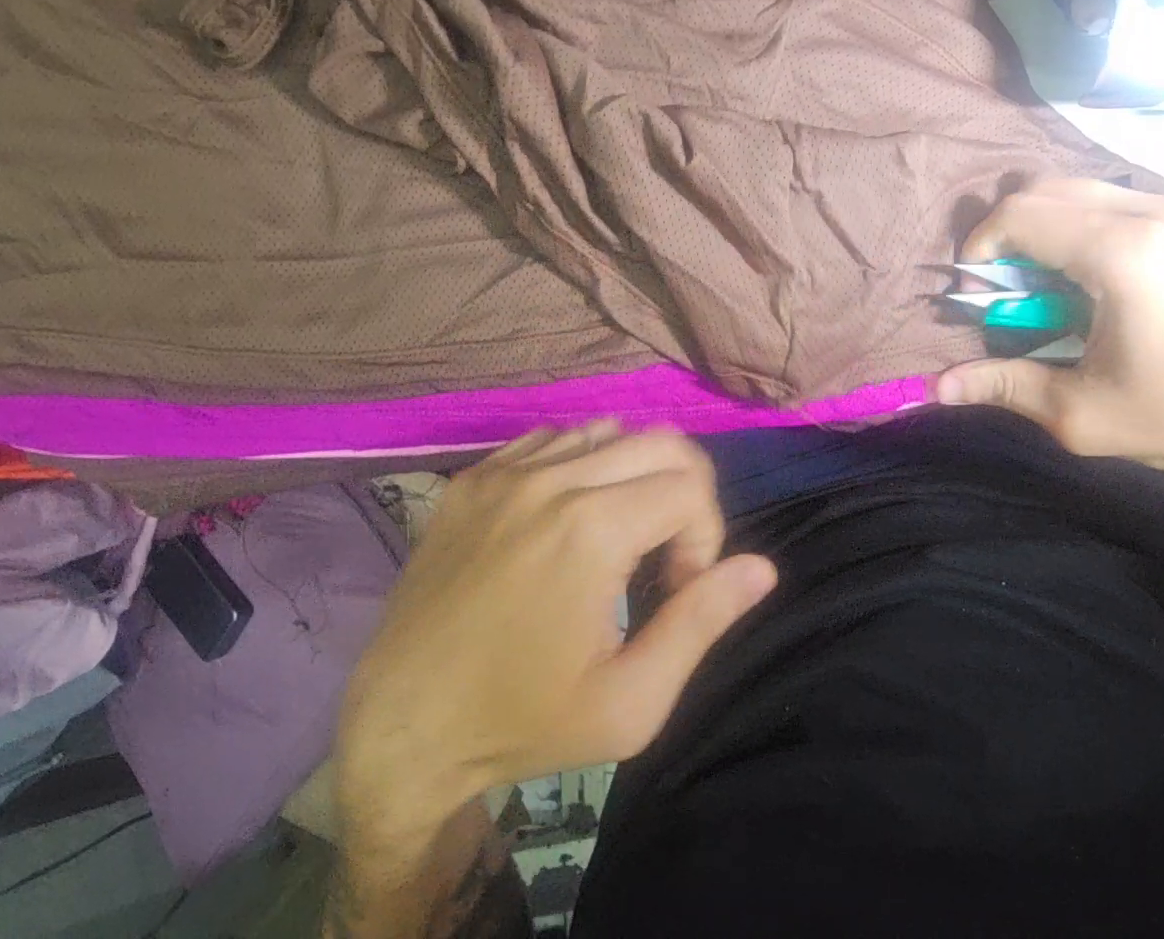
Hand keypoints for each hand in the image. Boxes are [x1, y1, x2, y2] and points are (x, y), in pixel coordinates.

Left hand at [334, 423, 775, 872]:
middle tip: (662, 562)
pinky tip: (564, 527)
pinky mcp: (469, 481)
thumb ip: (701, 623)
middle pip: (659, 443)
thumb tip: (761, 567)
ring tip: (615, 544)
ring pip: (606, 435)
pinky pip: (549, 443)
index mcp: (591, 530)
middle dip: (684, 497)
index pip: (692, 487)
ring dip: (633, 480)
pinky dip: (580, 469)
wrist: (403, 727)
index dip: (706, 540)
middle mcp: (548, 481)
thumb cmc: (523, 722)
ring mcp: (501, 475)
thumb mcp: (631, 701)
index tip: (675, 594)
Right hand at [937, 179, 1163, 505]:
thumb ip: (1005, 386)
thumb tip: (937, 388)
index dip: (981, 245)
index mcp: (1125, 253)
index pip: (1022, 213)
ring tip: (1056, 289)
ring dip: (1054, 227)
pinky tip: (1107, 284)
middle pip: (1052, 186)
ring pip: (1094, 189)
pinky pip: (1133, 202)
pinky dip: (1096, 228)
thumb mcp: (1081, 415)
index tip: (974, 288)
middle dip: (1012, 231)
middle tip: (1008, 289)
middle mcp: (1162, 212)